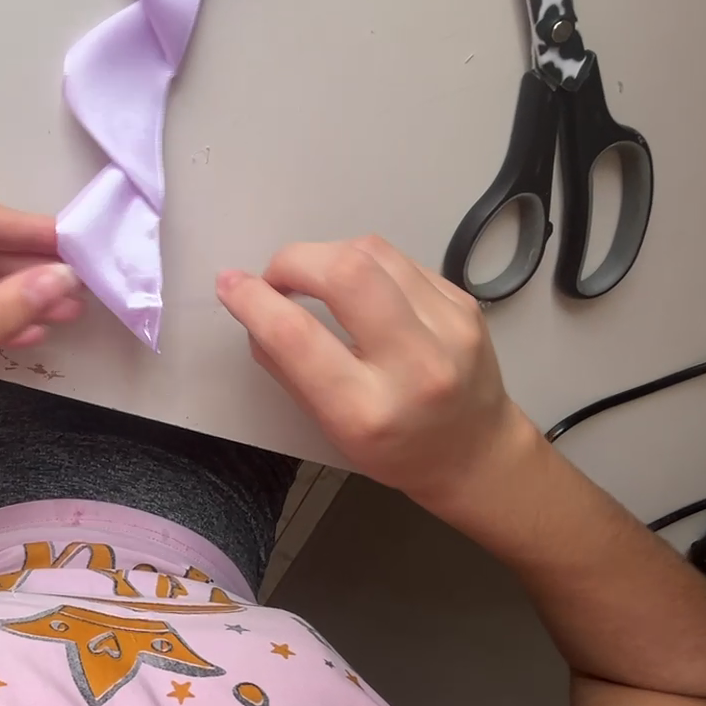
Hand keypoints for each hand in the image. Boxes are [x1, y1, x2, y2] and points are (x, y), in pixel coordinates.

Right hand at [216, 236, 536, 509]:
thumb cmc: (392, 450)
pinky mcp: (464, 301)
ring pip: (372, 252)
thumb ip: (286, 368)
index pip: (298, 337)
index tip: (229, 285)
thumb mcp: (328, 426)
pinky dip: (360, 263)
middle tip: (274, 279)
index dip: (253, 301)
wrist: (476, 453)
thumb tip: (254, 310)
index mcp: (366, 411)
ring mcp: (450, 326)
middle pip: (346, 273)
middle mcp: (415, 365)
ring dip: (325, 255)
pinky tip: (354, 287)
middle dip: (293, 261)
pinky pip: (398, 260)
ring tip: (310, 280)